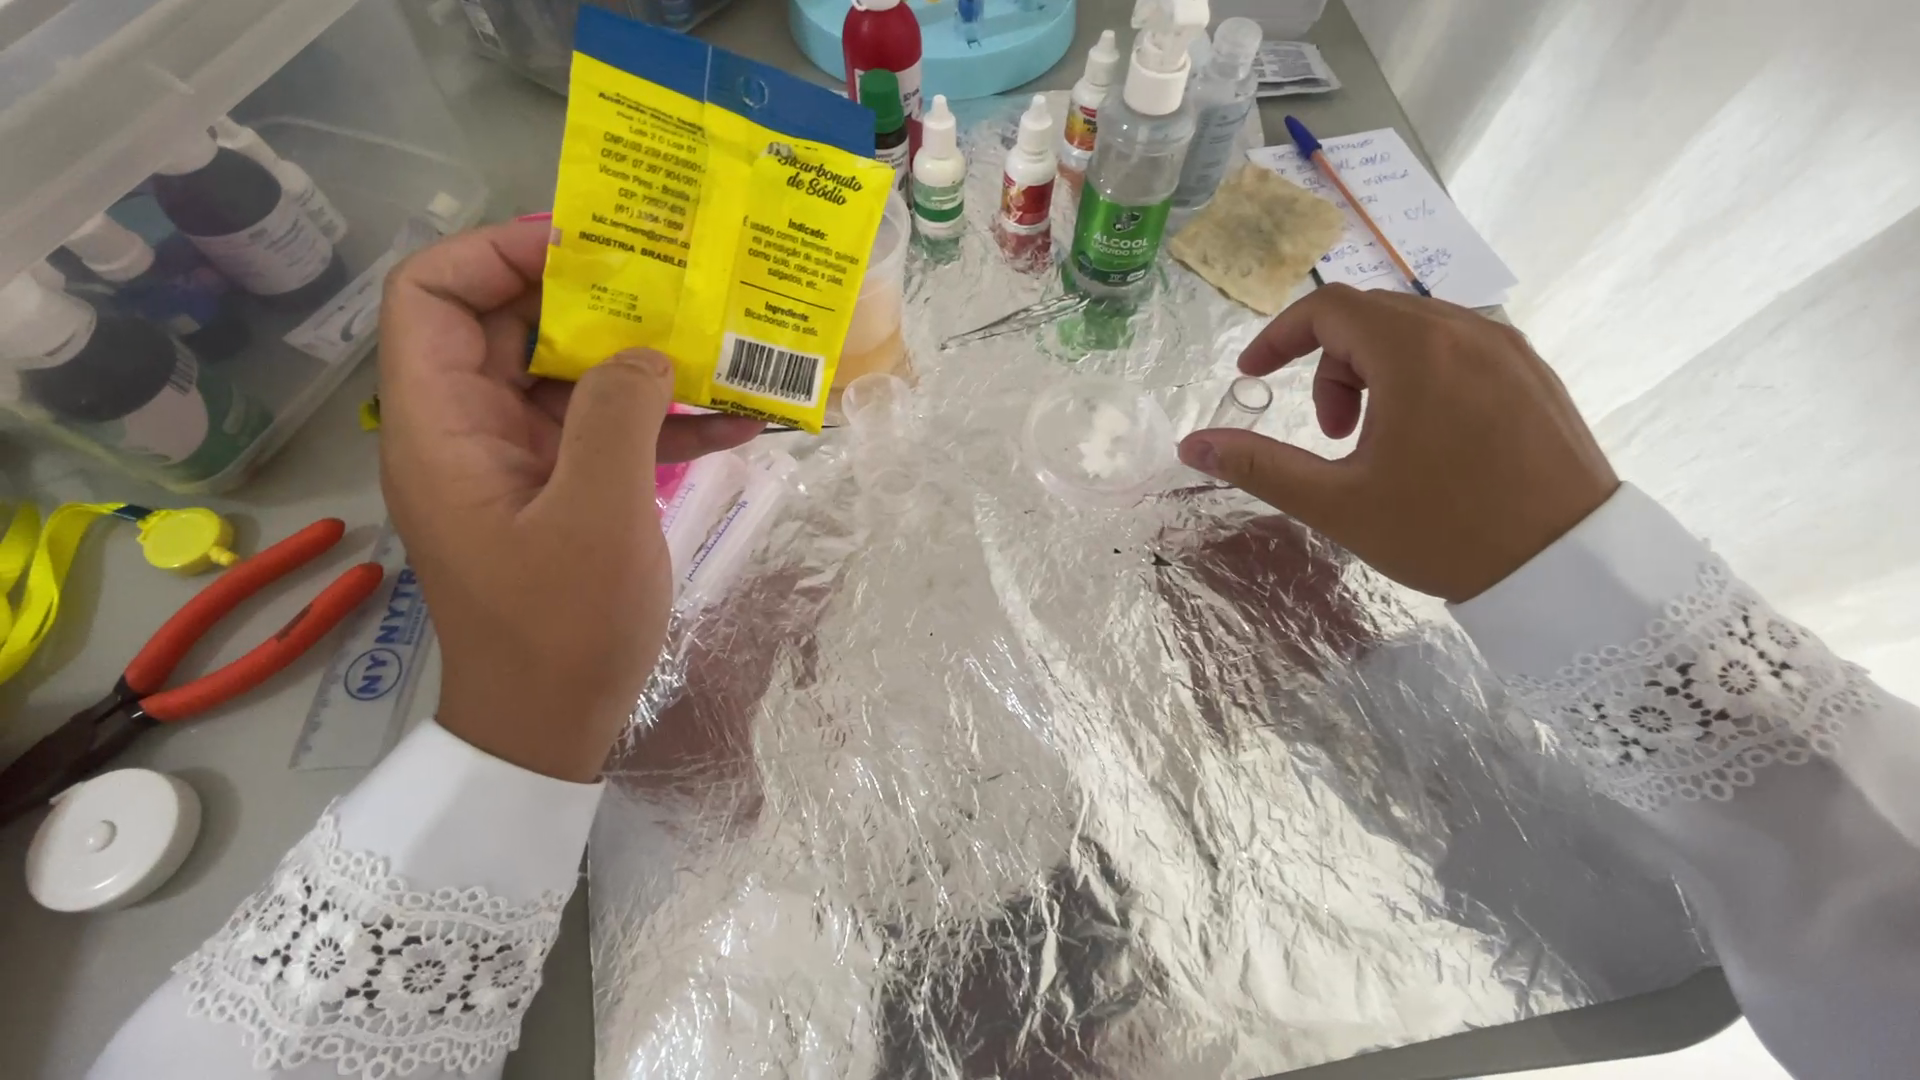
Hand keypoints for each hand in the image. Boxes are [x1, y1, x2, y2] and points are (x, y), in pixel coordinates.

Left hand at [378, 220, 760, 781]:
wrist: (554, 724)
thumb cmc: (562, 627)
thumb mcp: (597, 515)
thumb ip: (616, 413)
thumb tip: (647, 349)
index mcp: (444, 426)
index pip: (437, 296)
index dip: (501, 254)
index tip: (590, 249)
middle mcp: (473, 431)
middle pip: (515, 329)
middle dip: (596, 301)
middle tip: (675, 285)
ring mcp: (522, 465)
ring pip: (574, 382)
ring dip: (646, 364)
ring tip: (722, 346)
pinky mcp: (564, 495)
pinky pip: (608, 437)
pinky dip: (663, 424)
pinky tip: (736, 424)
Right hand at [1177, 285, 1617, 602]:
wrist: (1569, 566)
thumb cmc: (1443, 533)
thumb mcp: (1336, 503)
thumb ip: (1258, 465)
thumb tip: (1191, 445)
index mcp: (1414, 353)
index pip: (1327, 308)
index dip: (1278, 337)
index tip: (1252, 375)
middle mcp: (1465, 330)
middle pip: (1367, 317)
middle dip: (1326, 364)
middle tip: (1329, 434)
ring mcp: (1506, 347)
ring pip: (1411, 329)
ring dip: (1369, 370)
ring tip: (1374, 440)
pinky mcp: (1532, 370)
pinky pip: (1454, 346)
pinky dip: (1415, 373)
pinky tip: (1423, 435)